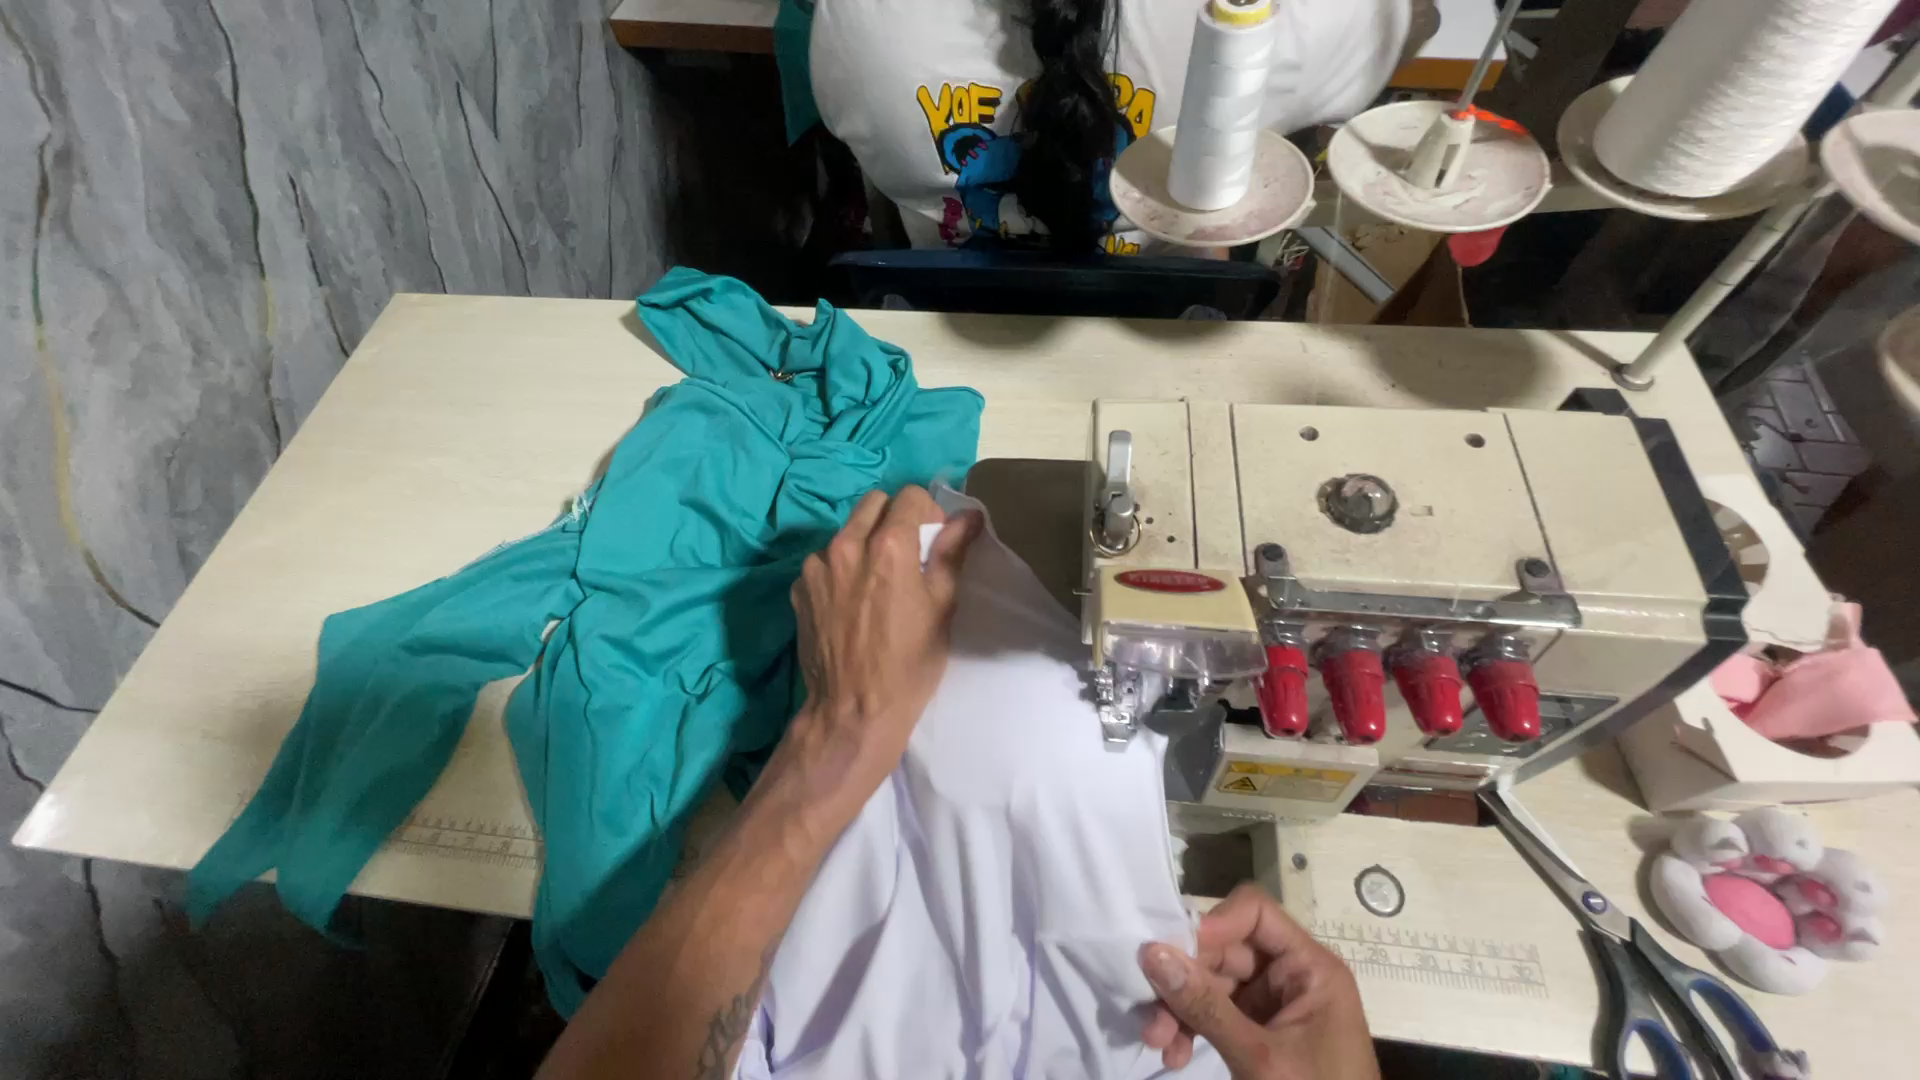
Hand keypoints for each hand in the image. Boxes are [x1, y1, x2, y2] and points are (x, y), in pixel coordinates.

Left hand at [781, 486, 982, 811]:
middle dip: (893, 518)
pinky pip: (823, 561)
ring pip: (845, 531)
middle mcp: (846, 545)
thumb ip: (951, 553)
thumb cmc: (910, 663)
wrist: (853, 710)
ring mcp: (816, 566)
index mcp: (889, 546)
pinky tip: (849, 602)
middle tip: (906, 554)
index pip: (910, 496)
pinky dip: (839, 569)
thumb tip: (970, 515)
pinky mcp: (798, 587)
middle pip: (873, 503)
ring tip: (874, 582)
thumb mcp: (942, 607)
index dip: (928, 512)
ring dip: (863, 543)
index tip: (933, 539)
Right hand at [1139, 884, 1377, 1079]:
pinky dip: (1191, 1027)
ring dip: (1180, 1008)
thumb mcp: (1261, 1060)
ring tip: (1157, 1041)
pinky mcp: (1258, 1031)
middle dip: (1184, 980)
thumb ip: (1205, 1006)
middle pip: (1224, 949)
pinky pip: (1214, 1011)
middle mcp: (1291, 975)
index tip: (1174, 953)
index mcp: (1310, 968)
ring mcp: (1273, 1004)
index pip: (1255, 912)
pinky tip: (1173, 1053)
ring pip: (1211, 982)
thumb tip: (1150, 952)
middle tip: (1149, 1011)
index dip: (1213, 924)